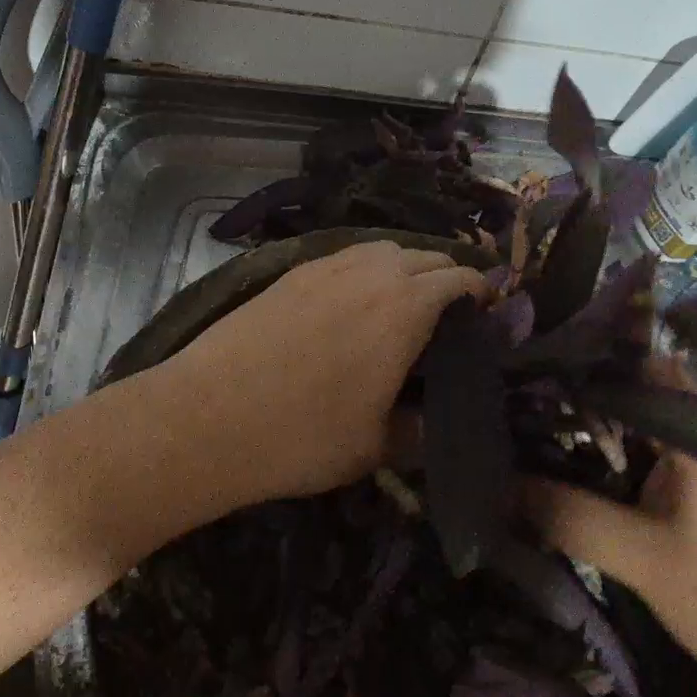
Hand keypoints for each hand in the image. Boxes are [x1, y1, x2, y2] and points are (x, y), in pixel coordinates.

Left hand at [149, 240, 484, 504]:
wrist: (206, 416)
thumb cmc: (303, 435)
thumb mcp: (376, 446)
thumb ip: (420, 431)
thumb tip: (440, 425)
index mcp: (406, 306)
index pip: (460, 278)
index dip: (482, 291)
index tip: (490, 314)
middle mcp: (371, 272)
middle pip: (424, 255)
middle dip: (447, 275)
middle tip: (453, 312)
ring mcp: (325, 266)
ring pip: (382, 249)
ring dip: (405, 266)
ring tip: (406, 303)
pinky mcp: (289, 272)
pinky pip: (345, 256)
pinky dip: (365, 269)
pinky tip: (354, 302)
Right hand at [521, 363, 696, 696]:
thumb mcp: (646, 562)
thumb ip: (570, 516)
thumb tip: (499, 483)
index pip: (632, 360)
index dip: (576, 361)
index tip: (521, 374)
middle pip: (642, 396)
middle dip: (582, 407)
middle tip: (519, 420)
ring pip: (660, 434)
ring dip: (609, 443)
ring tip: (547, 453)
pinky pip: (681, 465)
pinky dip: (639, 470)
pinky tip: (606, 494)